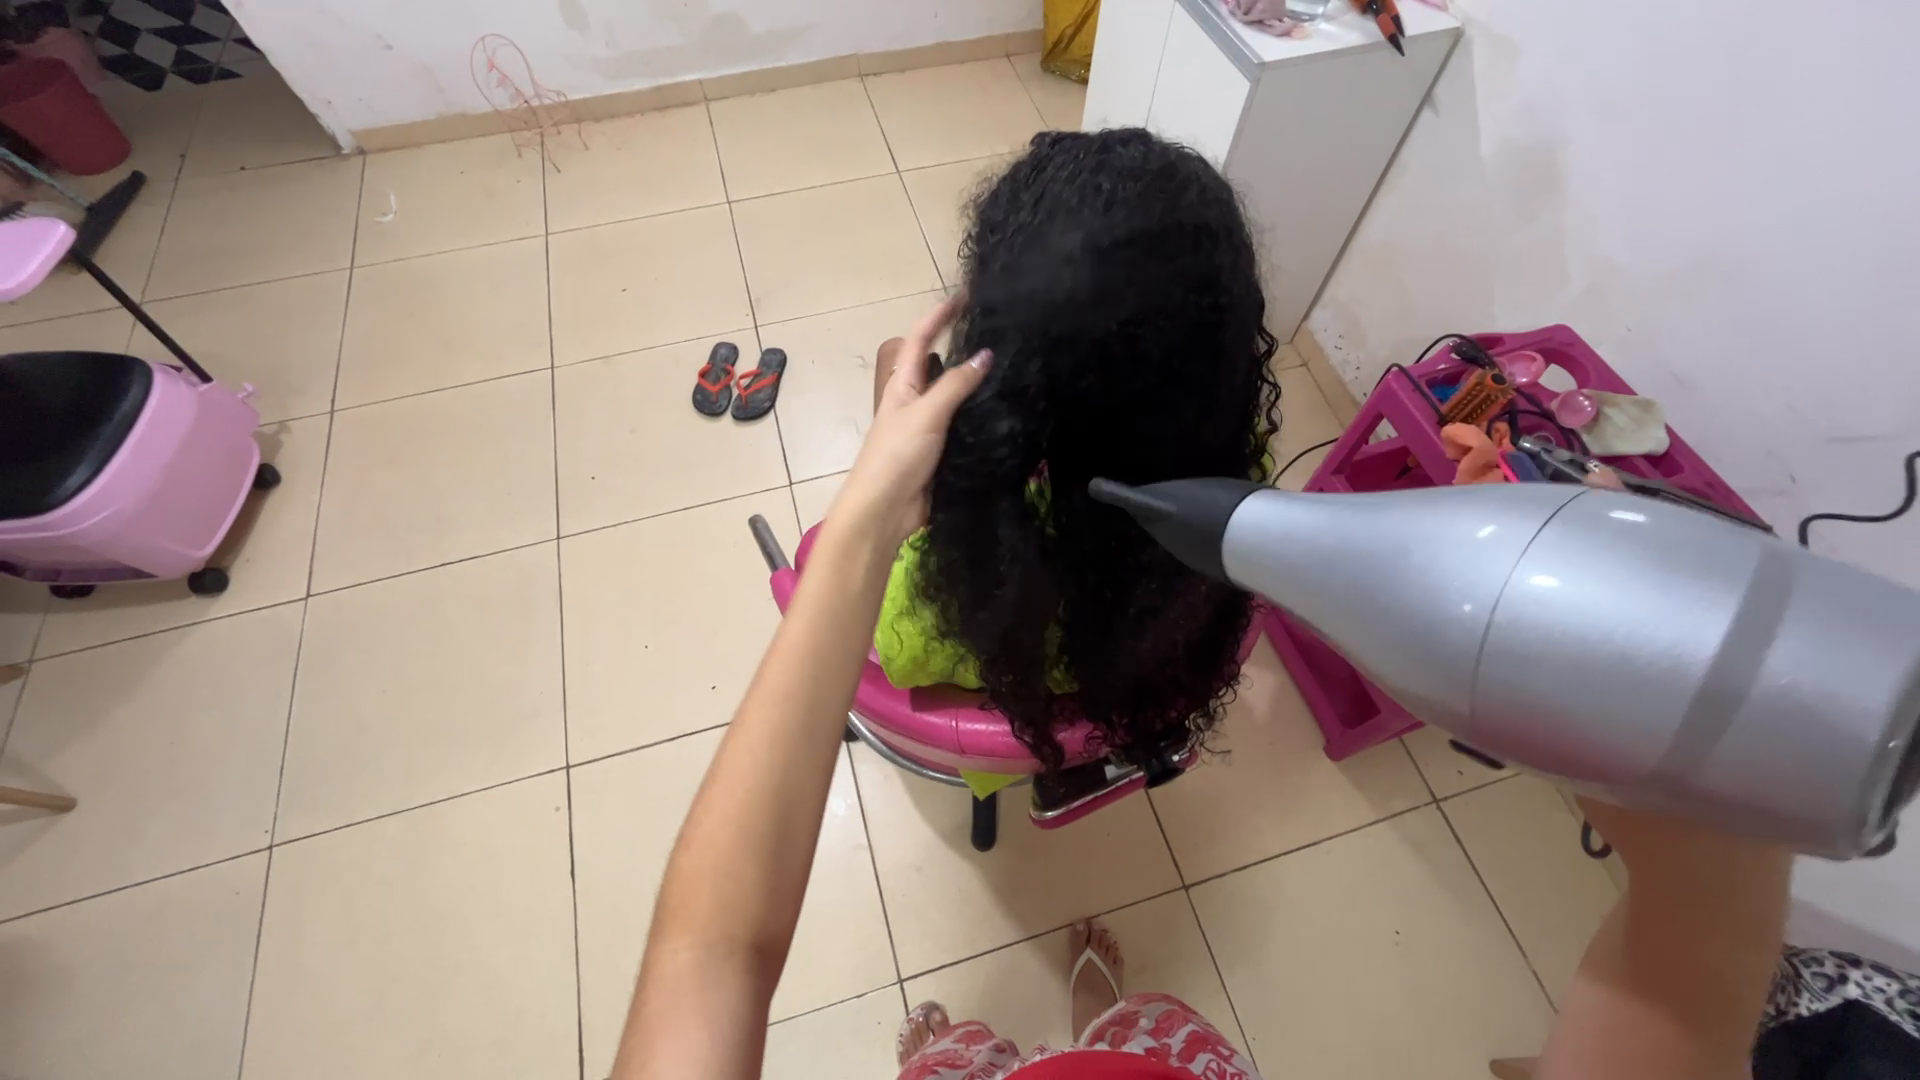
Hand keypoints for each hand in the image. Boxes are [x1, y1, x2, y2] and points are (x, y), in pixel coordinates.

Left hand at [833, 295, 991, 548]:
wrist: (886, 510)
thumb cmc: (897, 456)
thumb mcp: (926, 413)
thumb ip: (956, 385)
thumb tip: (985, 355)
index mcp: (904, 386)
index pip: (922, 339)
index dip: (939, 316)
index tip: (964, 297)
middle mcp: (916, 402)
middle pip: (940, 366)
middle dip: (962, 346)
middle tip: (997, 333)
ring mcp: (929, 429)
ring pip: (956, 398)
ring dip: (977, 384)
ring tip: (1010, 370)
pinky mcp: (942, 454)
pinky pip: (965, 428)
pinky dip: (982, 418)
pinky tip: (1004, 414)